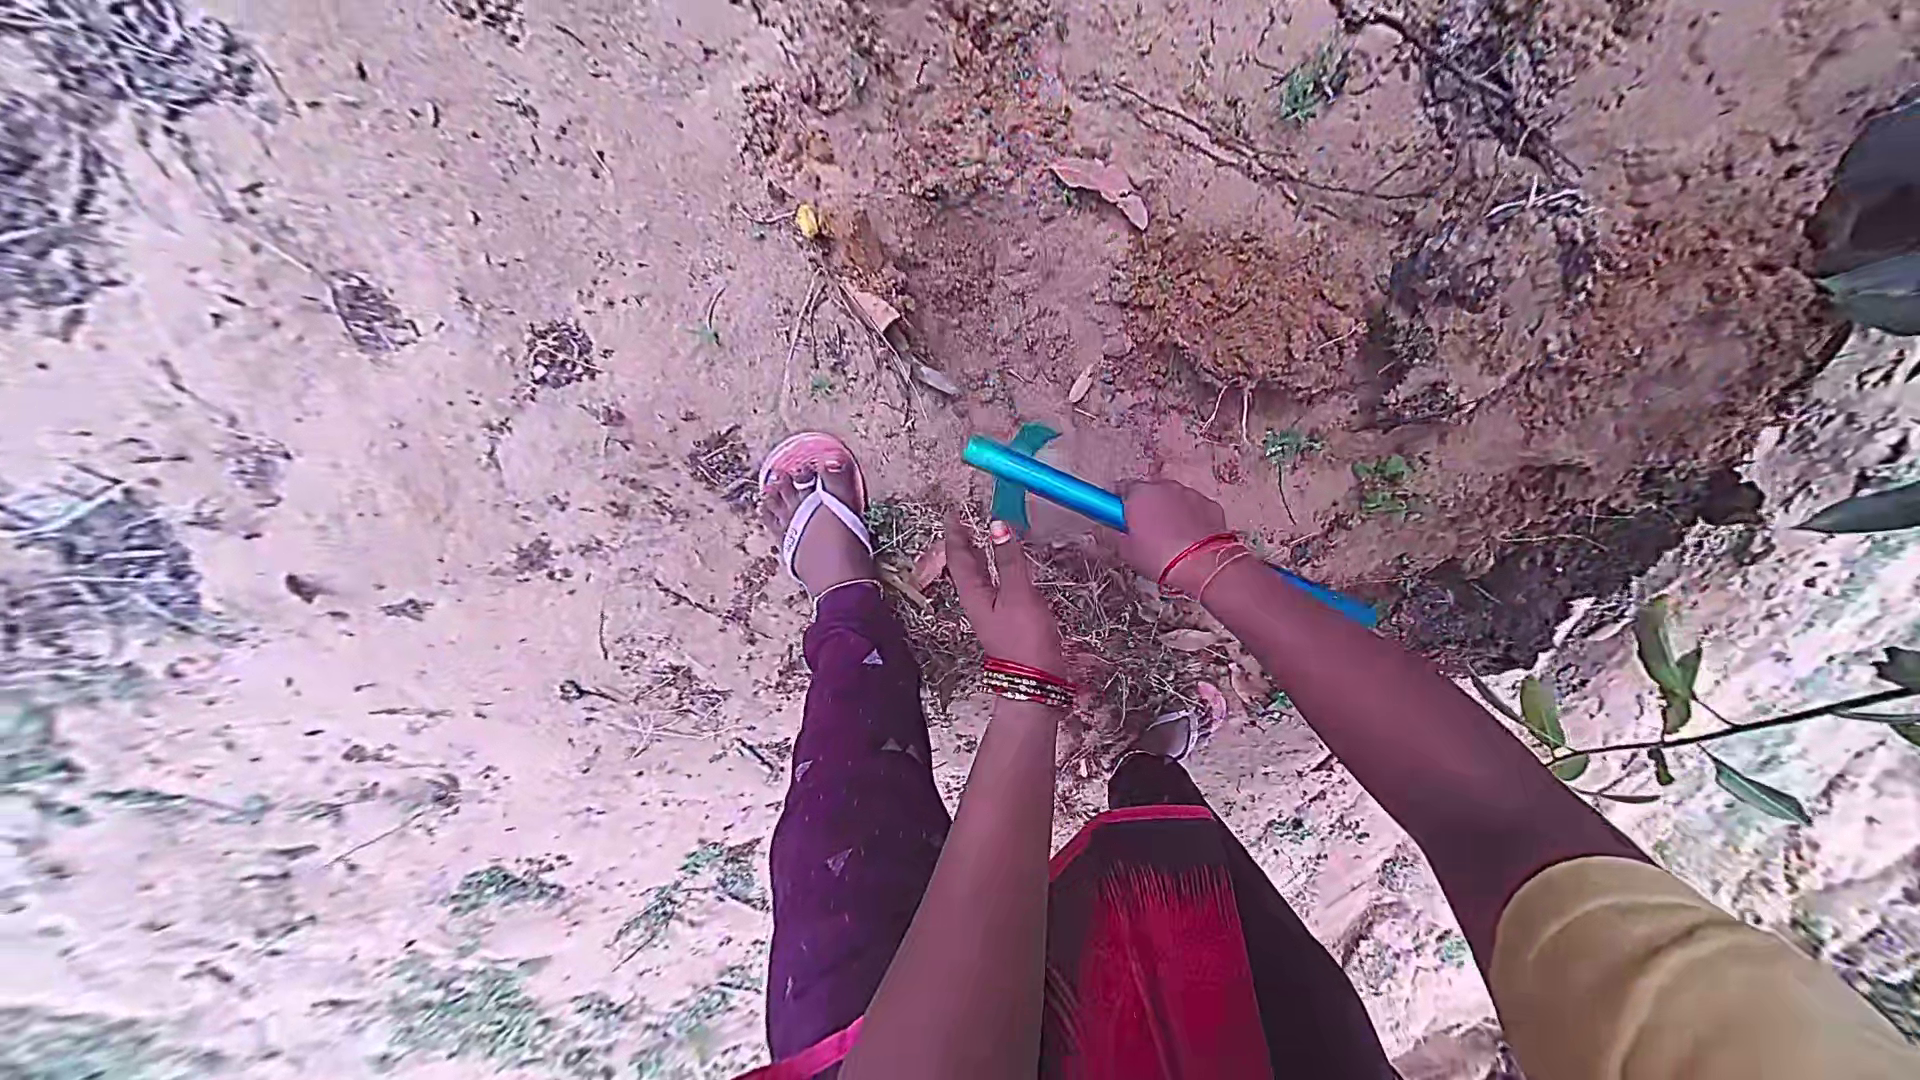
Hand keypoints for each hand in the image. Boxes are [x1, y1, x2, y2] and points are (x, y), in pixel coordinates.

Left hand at [945, 513, 1066, 677]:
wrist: (1036, 682)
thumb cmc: (1025, 638)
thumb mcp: (1019, 594)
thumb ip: (1009, 560)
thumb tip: (996, 525)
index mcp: (973, 593)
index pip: (958, 556)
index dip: (955, 533)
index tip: (953, 513)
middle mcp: (976, 600)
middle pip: (964, 565)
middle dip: (964, 542)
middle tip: (964, 521)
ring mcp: (990, 610)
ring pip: (978, 575)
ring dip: (978, 554)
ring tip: (980, 537)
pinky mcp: (1006, 617)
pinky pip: (994, 584)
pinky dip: (995, 568)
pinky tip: (1004, 566)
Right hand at [1110, 479, 1232, 593]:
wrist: (1204, 566)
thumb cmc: (1160, 558)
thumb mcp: (1126, 551)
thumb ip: (1114, 534)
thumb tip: (1110, 529)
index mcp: (1138, 494)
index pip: (1119, 489)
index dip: (1117, 505)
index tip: (1117, 518)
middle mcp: (1164, 487)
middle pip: (1147, 492)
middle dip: (1143, 508)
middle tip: (1141, 533)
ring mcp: (1189, 494)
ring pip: (1171, 499)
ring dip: (1166, 512)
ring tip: (1167, 539)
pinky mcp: (1209, 504)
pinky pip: (1192, 508)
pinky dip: (1188, 518)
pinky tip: (1187, 538)